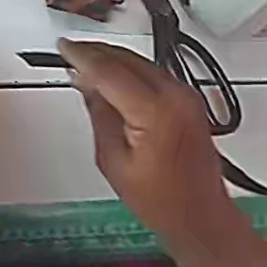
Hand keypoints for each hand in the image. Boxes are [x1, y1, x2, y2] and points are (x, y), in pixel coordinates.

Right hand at [58, 38, 238, 256]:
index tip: (63, 48)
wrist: (203, 219)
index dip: (81, 56)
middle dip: (94, 52)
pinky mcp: (189, 98)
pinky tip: (110, 74)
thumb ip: (98, 113)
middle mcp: (175, 95)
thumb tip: (86, 83)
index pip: (108, 70)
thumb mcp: (113, 160)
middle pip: (125, 58)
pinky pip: (151, 70)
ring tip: (84, 62)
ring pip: (138, 60)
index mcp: (155, 111)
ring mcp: (186, 94)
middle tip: (69, 53)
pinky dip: (127, 67)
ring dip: (110, 58)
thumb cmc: (162, 201)